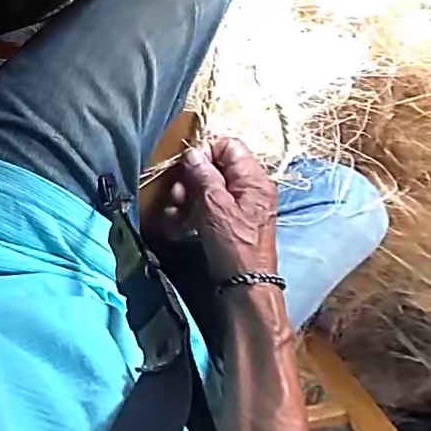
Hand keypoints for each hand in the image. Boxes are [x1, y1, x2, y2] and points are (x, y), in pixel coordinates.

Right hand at [159, 137, 278, 280]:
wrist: (244, 285)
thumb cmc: (234, 244)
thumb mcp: (216, 206)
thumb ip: (204, 175)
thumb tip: (193, 152)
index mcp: (253, 179)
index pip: (229, 145)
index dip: (206, 150)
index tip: (188, 166)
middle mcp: (248, 188)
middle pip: (214, 165)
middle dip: (191, 176)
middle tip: (178, 193)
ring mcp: (238, 204)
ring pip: (206, 185)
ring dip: (186, 194)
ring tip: (177, 210)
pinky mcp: (227, 219)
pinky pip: (205, 203)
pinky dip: (190, 209)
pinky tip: (179, 221)